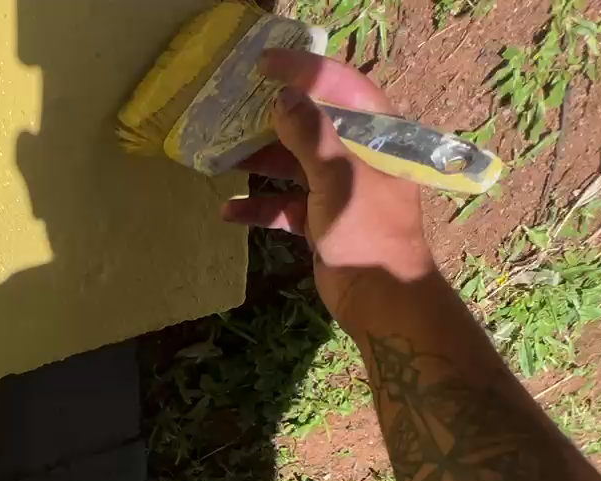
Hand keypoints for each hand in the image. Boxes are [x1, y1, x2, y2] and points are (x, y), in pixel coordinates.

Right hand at [223, 50, 435, 318]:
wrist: (378, 295)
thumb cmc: (366, 231)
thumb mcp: (338, 176)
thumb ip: (310, 135)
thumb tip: (283, 98)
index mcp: (377, 134)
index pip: (339, 87)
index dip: (303, 71)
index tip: (263, 65)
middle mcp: (359, 155)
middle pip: (310, 126)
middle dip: (271, 120)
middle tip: (233, 111)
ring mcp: (338, 189)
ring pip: (293, 166)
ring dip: (259, 164)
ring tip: (221, 160)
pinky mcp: (321, 221)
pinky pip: (285, 206)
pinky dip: (260, 207)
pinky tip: (228, 211)